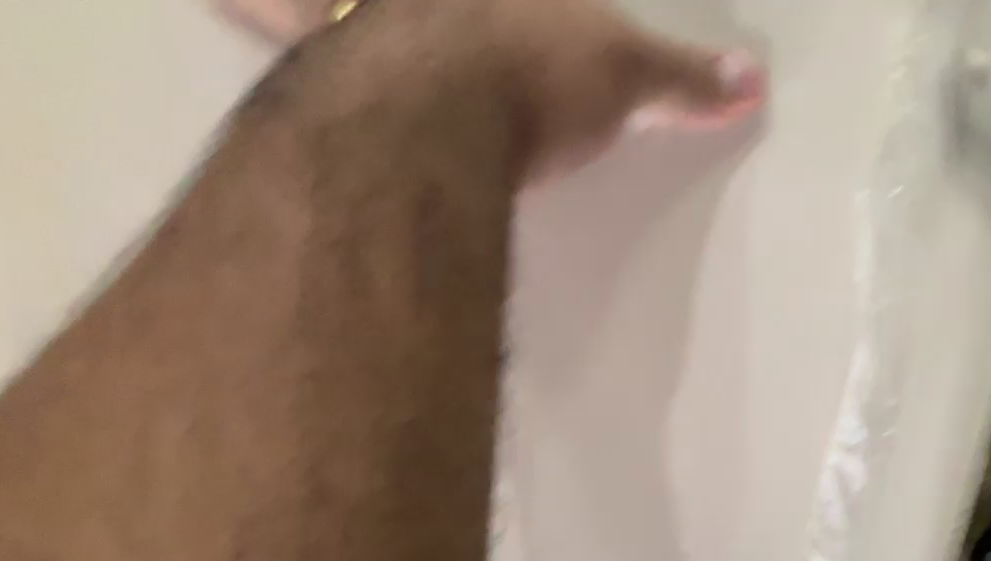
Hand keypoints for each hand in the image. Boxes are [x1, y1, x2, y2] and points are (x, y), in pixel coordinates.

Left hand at [214, 0, 767, 177]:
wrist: (432, 118)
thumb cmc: (533, 70)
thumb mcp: (624, 75)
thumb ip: (683, 78)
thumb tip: (754, 85)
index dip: (531, 3)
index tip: (526, 7)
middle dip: (321, 0)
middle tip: (315, 5)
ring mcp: (345, 2)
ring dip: (284, 0)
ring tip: (269, 6)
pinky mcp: (310, 49)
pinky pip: (259, 13)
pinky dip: (245, 8)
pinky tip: (236, 11)